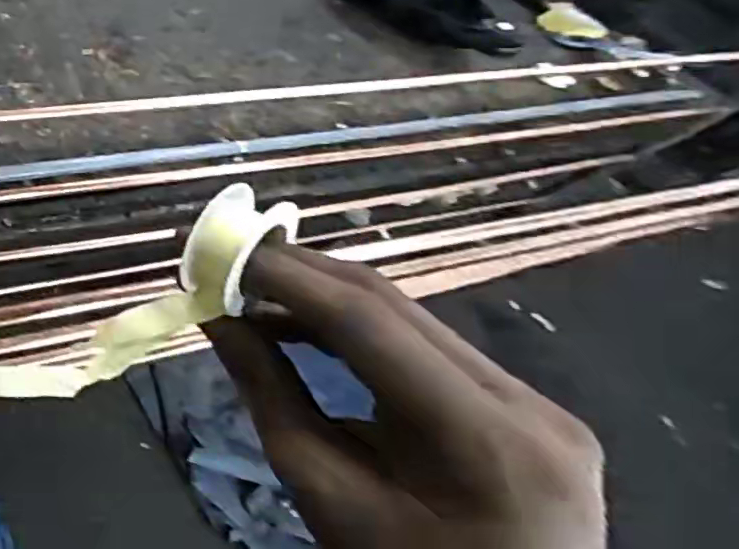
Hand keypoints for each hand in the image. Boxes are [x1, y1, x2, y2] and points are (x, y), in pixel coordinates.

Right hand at [202, 242, 604, 548]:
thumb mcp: (321, 487)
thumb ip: (266, 388)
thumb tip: (211, 310)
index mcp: (483, 438)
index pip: (363, 321)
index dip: (280, 274)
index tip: (212, 251)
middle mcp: (521, 402)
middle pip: (383, 302)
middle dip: (291, 270)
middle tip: (220, 255)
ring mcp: (527, 398)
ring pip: (396, 309)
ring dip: (312, 289)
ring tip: (243, 284)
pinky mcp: (513, 399)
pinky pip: (411, 334)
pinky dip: (343, 318)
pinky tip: (293, 319)